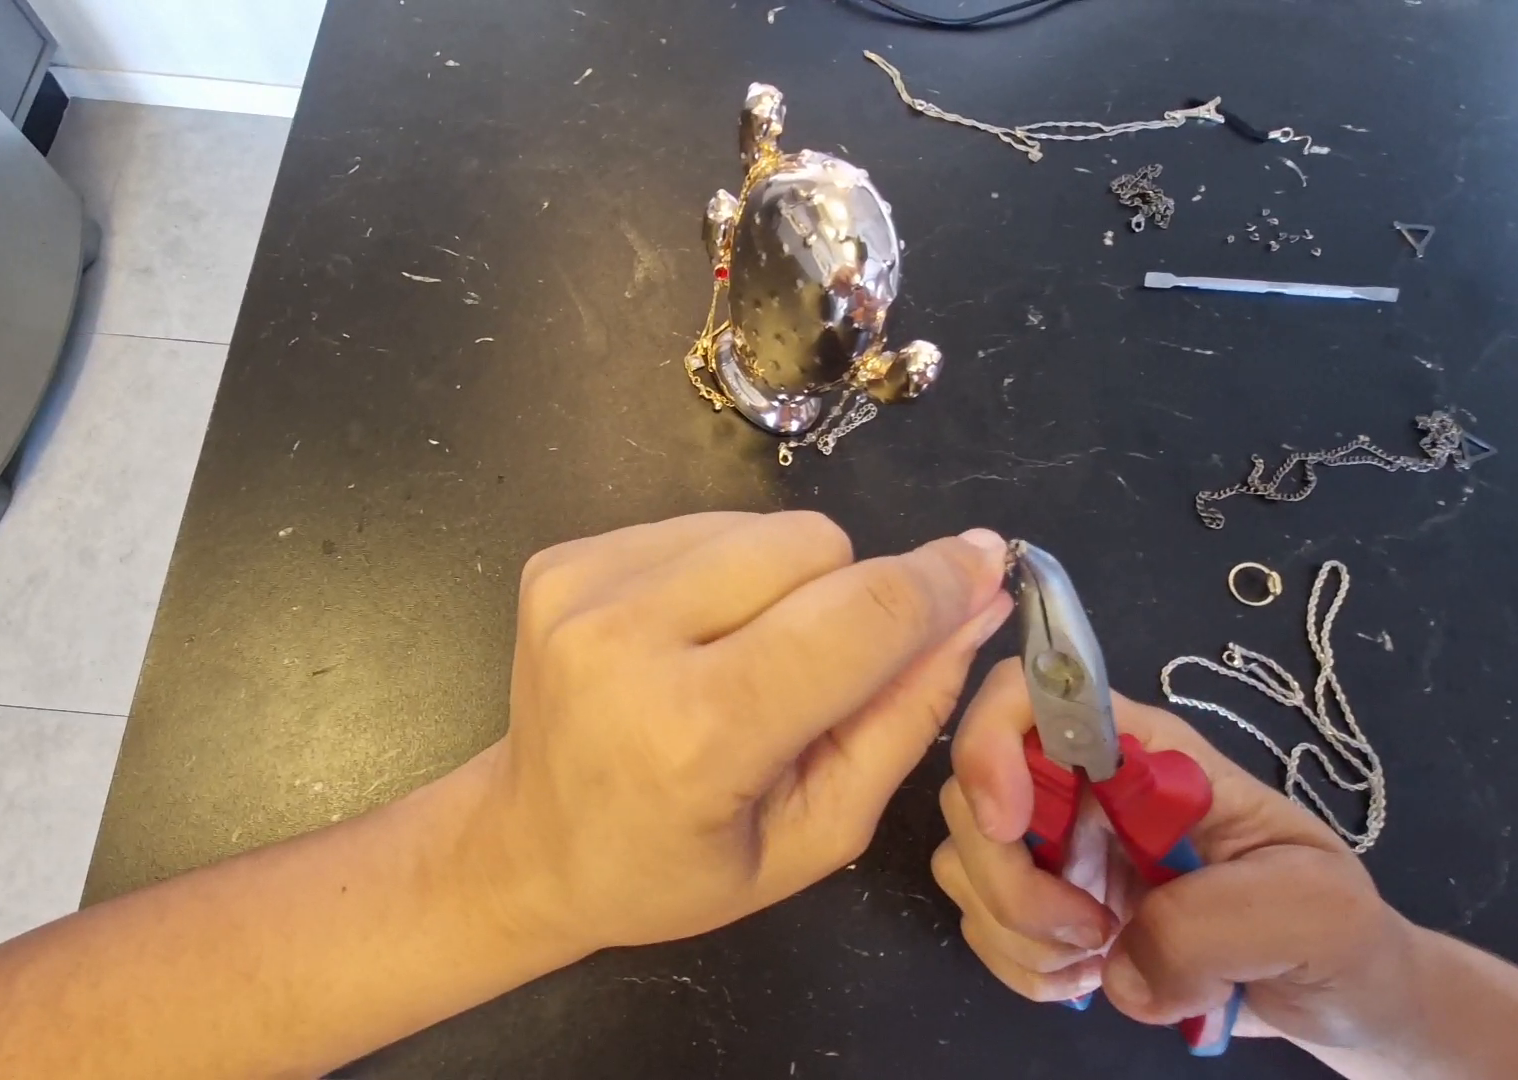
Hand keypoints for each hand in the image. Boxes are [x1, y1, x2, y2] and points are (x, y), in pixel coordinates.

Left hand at [475, 511, 1012, 953]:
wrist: (531, 840)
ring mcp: (582, 586)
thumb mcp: (813, 831)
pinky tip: (686, 634)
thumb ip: (904, 719)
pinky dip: (719, 571)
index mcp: (696, 731)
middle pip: (811, 544)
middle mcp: (626, 638)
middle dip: (843, 595)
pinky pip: (697, 525)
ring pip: (758, 525)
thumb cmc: (676, 863)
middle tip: (805, 668)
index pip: (855, 619)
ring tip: (736, 655)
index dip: (937, 583)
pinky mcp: (560, 559)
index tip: (986, 563)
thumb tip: (971, 610)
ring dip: (779, 582)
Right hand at [930, 659, 1416, 1049]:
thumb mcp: (1316, 912)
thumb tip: (1119, 964)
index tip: (1010, 825)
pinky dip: (1019, 964)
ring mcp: (1045, 842)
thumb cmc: (1333, 932)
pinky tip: (1084, 979)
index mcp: (1132, 749)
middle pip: (968, 793)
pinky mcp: (1032, 897)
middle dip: (1007, 878)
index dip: (990, 744)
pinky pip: (977, 920)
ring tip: (1103, 964)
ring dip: (1018, 931)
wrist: (1330, 996)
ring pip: (962, 860)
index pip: (1021, 695)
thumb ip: (1218, 922)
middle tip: (1093, 934)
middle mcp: (1070, 783)